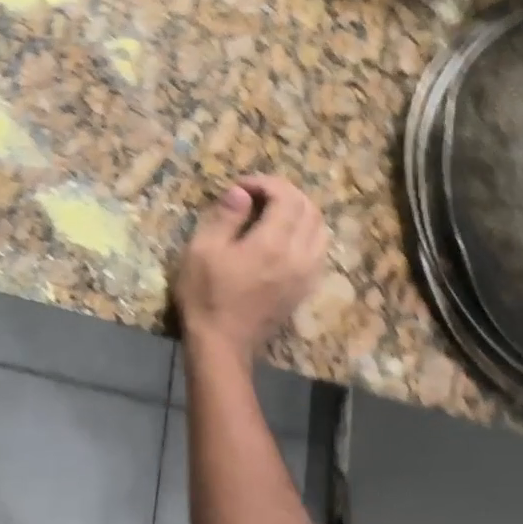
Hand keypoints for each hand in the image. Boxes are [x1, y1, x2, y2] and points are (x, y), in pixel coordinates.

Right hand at [174, 174, 327, 363]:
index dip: (265, 184)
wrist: (223, 339)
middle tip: (254, 193)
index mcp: (272, 244)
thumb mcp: (202, 250)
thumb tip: (240, 192)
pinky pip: (319, 249)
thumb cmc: (205, 292)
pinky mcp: (307, 286)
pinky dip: (305, 232)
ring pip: (321, 230)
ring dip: (299, 212)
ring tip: (270, 210)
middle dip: (285, 193)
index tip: (239, 185)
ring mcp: (308, 273)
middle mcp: (299, 256)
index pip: (287, 199)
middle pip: (310, 211)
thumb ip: (225, 218)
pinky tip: (281, 236)